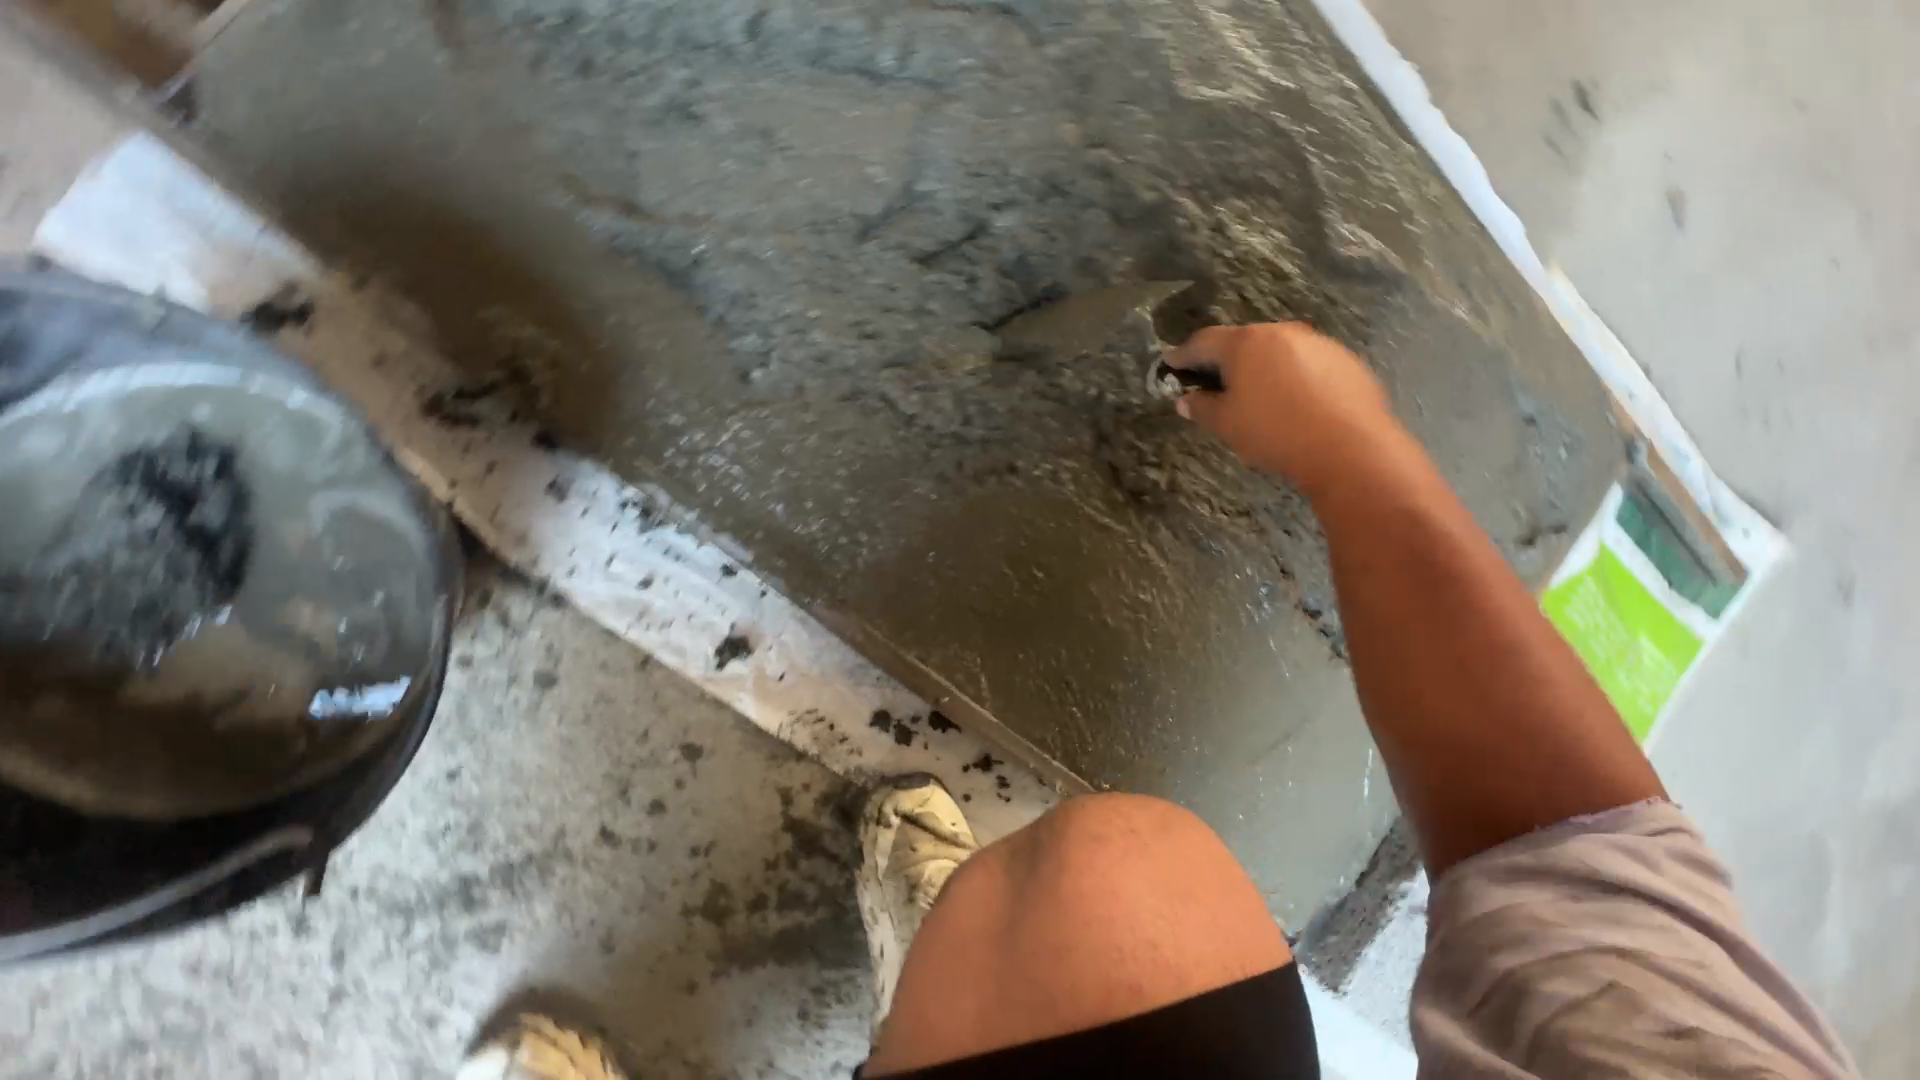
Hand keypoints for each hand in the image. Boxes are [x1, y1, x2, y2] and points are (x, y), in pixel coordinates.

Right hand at [1168, 323, 1396, 495]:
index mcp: (1245, 343)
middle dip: (1224, 359)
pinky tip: (1292, 402)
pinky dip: (1291, 376)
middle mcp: (1281, 332)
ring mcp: (1317, 343)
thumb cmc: (1275, 433)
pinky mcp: (1345, 360)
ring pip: (1277, 350)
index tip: (1170, 361)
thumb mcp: (1227, 425)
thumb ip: (1202, 407)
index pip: (1203, 342)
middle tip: (1211, 379)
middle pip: (1242, 341)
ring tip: (1254, 393)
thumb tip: (1186, 400)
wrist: (1350, 448)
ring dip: (1261, 366)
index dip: (1183, 354)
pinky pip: (1306, 363)